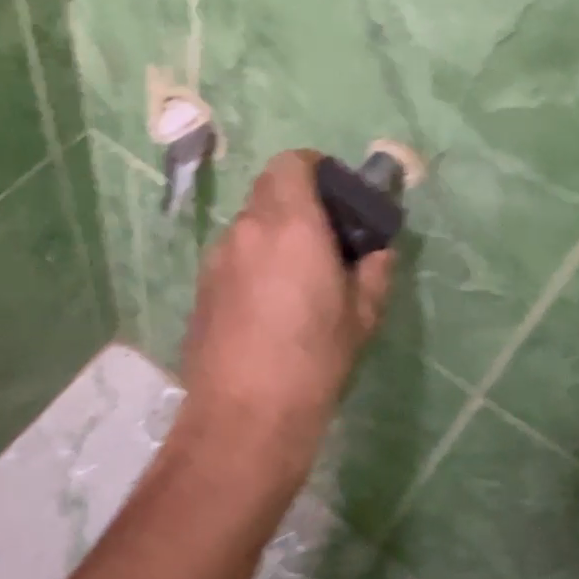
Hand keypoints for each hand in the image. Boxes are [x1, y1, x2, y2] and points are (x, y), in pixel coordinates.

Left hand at [179, 149, 395, 456]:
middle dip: (296, 202)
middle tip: (323, 238)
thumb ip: (374, 272)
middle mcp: (246, 228)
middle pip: (267, 189)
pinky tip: (267, 305)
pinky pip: (232, 255)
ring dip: (272, 234)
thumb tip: (378, 252)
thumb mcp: (361, 317)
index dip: (314, 170)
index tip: (335, 197)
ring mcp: (217, 256)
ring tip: (296, 278)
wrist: (244, 415)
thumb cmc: (313, 361)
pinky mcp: (201, 286)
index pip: (291, 163)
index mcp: (289, 223)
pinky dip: (252, 261)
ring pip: (248, 225)